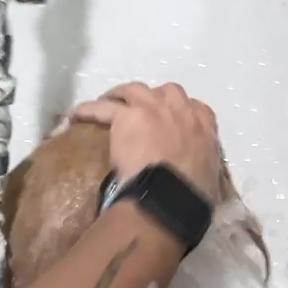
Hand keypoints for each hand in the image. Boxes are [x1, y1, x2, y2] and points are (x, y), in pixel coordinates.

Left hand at [70, 82, 222, 202]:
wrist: (171, 196)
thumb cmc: (192, 195)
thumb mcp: (210, 178)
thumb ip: (203, 168)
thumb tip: (196, 178)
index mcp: (205, 129)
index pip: (198, 109)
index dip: (183, 112)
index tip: (174, 120)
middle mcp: (181, 112)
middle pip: (167, 92)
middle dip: (155, 98)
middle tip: (142, 110)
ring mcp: (153, 110)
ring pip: (135, 90)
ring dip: (123, 95)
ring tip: (110, 104)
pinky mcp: (127, 117)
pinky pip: (103, 107)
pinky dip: (89, 109)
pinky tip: (78, 115)